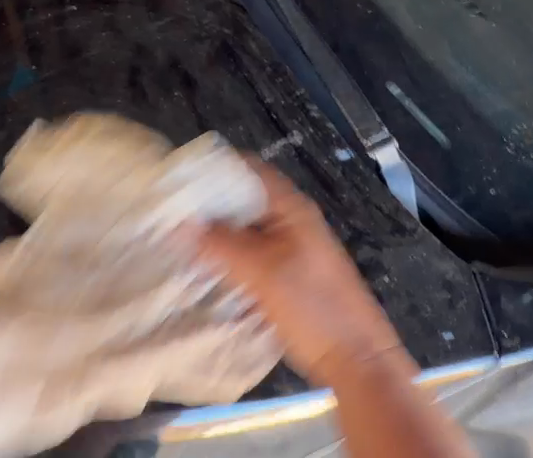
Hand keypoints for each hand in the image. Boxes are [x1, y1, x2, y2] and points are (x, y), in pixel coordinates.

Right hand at [194, 158, 410, 387]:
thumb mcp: (261, 273)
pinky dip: (231, 260)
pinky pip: (252, 257)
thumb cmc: (314, 309)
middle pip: (244, 201)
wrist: (358, 363)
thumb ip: (220, 244)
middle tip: (174, 214)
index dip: (215, 168)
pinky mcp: (290, 277)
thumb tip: (179, 223)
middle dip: (211, 206)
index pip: (249, 170)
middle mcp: (292, 222)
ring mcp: (293, 250)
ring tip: (183, 243)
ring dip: (218, 236)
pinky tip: (208, 273)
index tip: (181, 178)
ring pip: (246, 231)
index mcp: (291, 209)